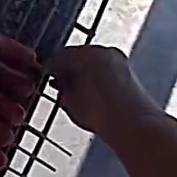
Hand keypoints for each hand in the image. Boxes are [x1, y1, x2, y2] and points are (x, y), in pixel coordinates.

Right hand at [47, 45, 166, 139]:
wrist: (133, 125)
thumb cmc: (99, 111)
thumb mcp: (67, 99)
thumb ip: (60, 84)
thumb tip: (58, 80)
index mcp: (85, 53)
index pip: (58, 55)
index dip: (48, 67)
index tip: (43, 76)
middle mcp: (104, 51)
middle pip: (77, 56)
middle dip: (67, 69)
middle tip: (56, 84)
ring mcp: (119, 61)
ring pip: (92, 63)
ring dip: (81, 74)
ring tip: (72, 93)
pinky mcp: (129, 73)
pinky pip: (105, 70)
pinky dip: (95, 79)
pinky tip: (89, 95)